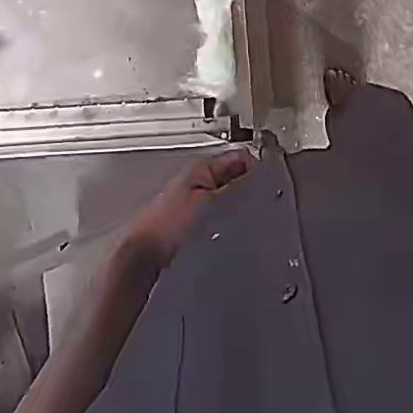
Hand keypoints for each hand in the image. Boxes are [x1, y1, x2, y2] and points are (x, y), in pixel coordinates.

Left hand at [123, 150, 254, 265]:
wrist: (143, 255)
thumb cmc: (168, 226)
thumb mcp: (209, 202)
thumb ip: (234, 187)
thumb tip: (255, 173)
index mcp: (201, 168)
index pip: (238, 157)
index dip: (256, 166)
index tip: (269, 179)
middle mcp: (197, 179)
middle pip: (234, 175)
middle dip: (249, 185)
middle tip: (261, 199)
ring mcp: (194, 199)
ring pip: (227, 194)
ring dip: (239, 202)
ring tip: (248, 214)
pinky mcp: (192, 218)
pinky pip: (219, 211)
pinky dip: (228, 216)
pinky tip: (231, 228)